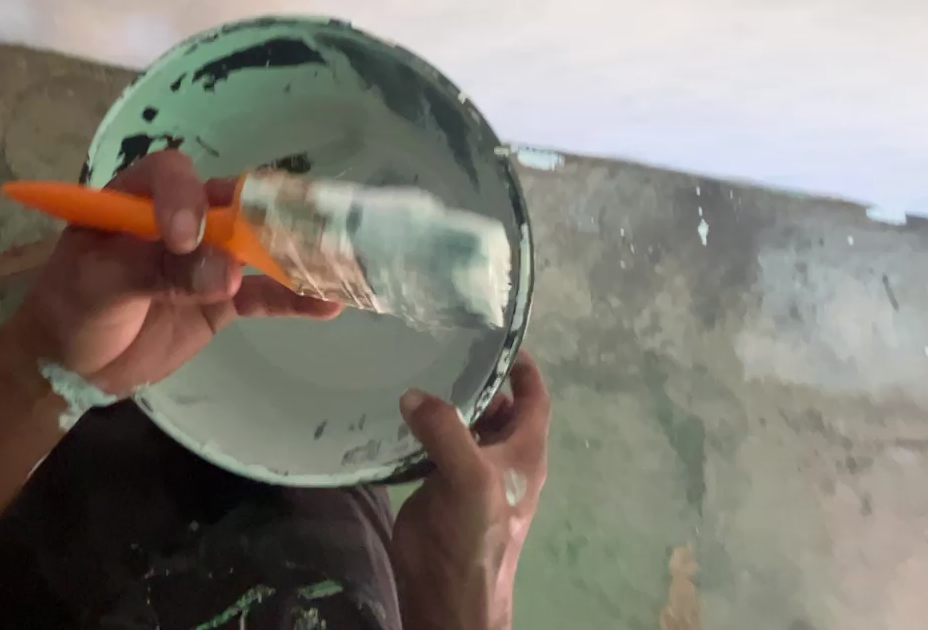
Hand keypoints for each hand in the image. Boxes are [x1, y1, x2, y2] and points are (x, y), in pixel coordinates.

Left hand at [12, 149, 341, 397]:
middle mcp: (180, 218)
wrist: (72, 364)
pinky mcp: (220, 300)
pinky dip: (291, 297)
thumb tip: (225, 273)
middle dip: (263, 215)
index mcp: (138, 197)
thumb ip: (157, 273)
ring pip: (254, 246)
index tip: (187, 237)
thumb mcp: (99, 284)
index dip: (186, 197)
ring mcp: (204, 259)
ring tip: (333, 259)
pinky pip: (260, 294)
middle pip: (229, 204)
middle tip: (296, 232)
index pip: (171, 176)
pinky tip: (328, 303)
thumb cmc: (71, 308)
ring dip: (290, 252)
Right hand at [390, 352, 549, 629]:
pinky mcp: (436, 479)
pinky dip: (418, 419)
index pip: (533, 396)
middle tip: (438, 337)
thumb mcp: (470, 479)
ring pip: (459, 418)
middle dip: (473, 373)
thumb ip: (446, 431)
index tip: (495, 332)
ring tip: (411, 360)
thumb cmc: (474, 538)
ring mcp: (467, 467)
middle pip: (493, 402)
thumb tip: (414, 394)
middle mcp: (499, 454)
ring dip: (442, 395)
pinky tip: (393, 401)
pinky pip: (430, 438)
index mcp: (523, 451)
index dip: (521, 365)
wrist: (446, 594)